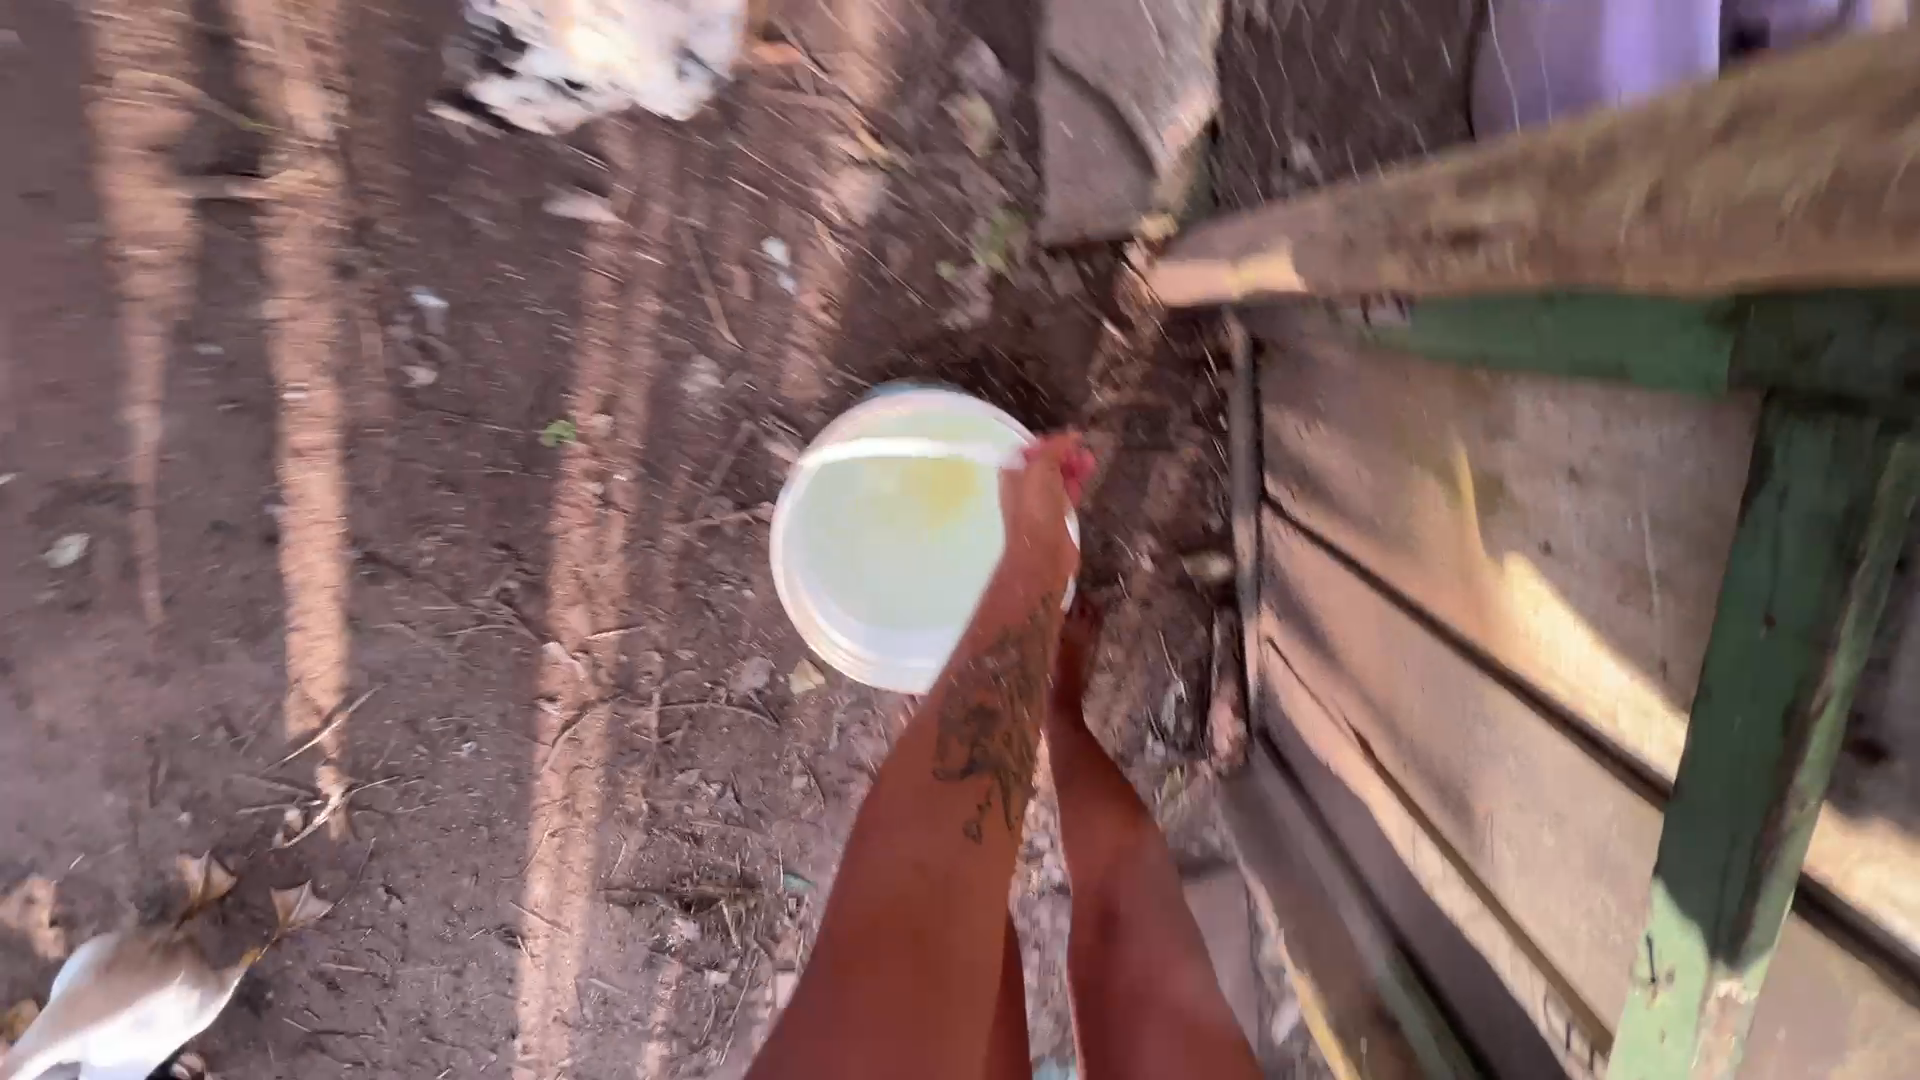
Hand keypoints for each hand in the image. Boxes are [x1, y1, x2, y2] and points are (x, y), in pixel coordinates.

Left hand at [997, 432, 1093, 587]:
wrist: (1043, 554)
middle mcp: (1024, 486)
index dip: (1049, 442)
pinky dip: (1078, 482)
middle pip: (1046, 462)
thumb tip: (1070, 435)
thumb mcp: (1040, 470)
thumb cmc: (1035, 509)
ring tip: (1090, 461)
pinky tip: (1088, 475)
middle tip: (1082, 450)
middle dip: (1065, 454)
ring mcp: (1041, 502)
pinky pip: (1068, 492)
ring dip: (1074, 466)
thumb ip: (1054, 449)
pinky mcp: (1057, 515)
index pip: (1029, 449)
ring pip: (1059, 477)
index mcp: (1012, 474)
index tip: (1069, 439)